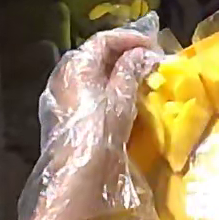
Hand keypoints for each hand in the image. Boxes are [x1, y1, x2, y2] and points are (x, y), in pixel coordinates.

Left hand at [22, 25, 161, 219]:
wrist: (76, 181)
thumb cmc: (99, 135)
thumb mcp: (121, 99)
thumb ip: (131, 71)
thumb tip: (142, 53)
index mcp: (77, 66)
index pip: (103, 40)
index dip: (130, 38)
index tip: (155, 45)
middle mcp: (65, 76)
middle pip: (97, 55)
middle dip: (125, 53)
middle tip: (152, 59)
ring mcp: (64, 96)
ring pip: (95, 73)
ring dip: (119, 70)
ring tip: (144, 75)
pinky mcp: (68, 115)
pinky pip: (91, 90)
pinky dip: (111, 86)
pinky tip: (127, 96)